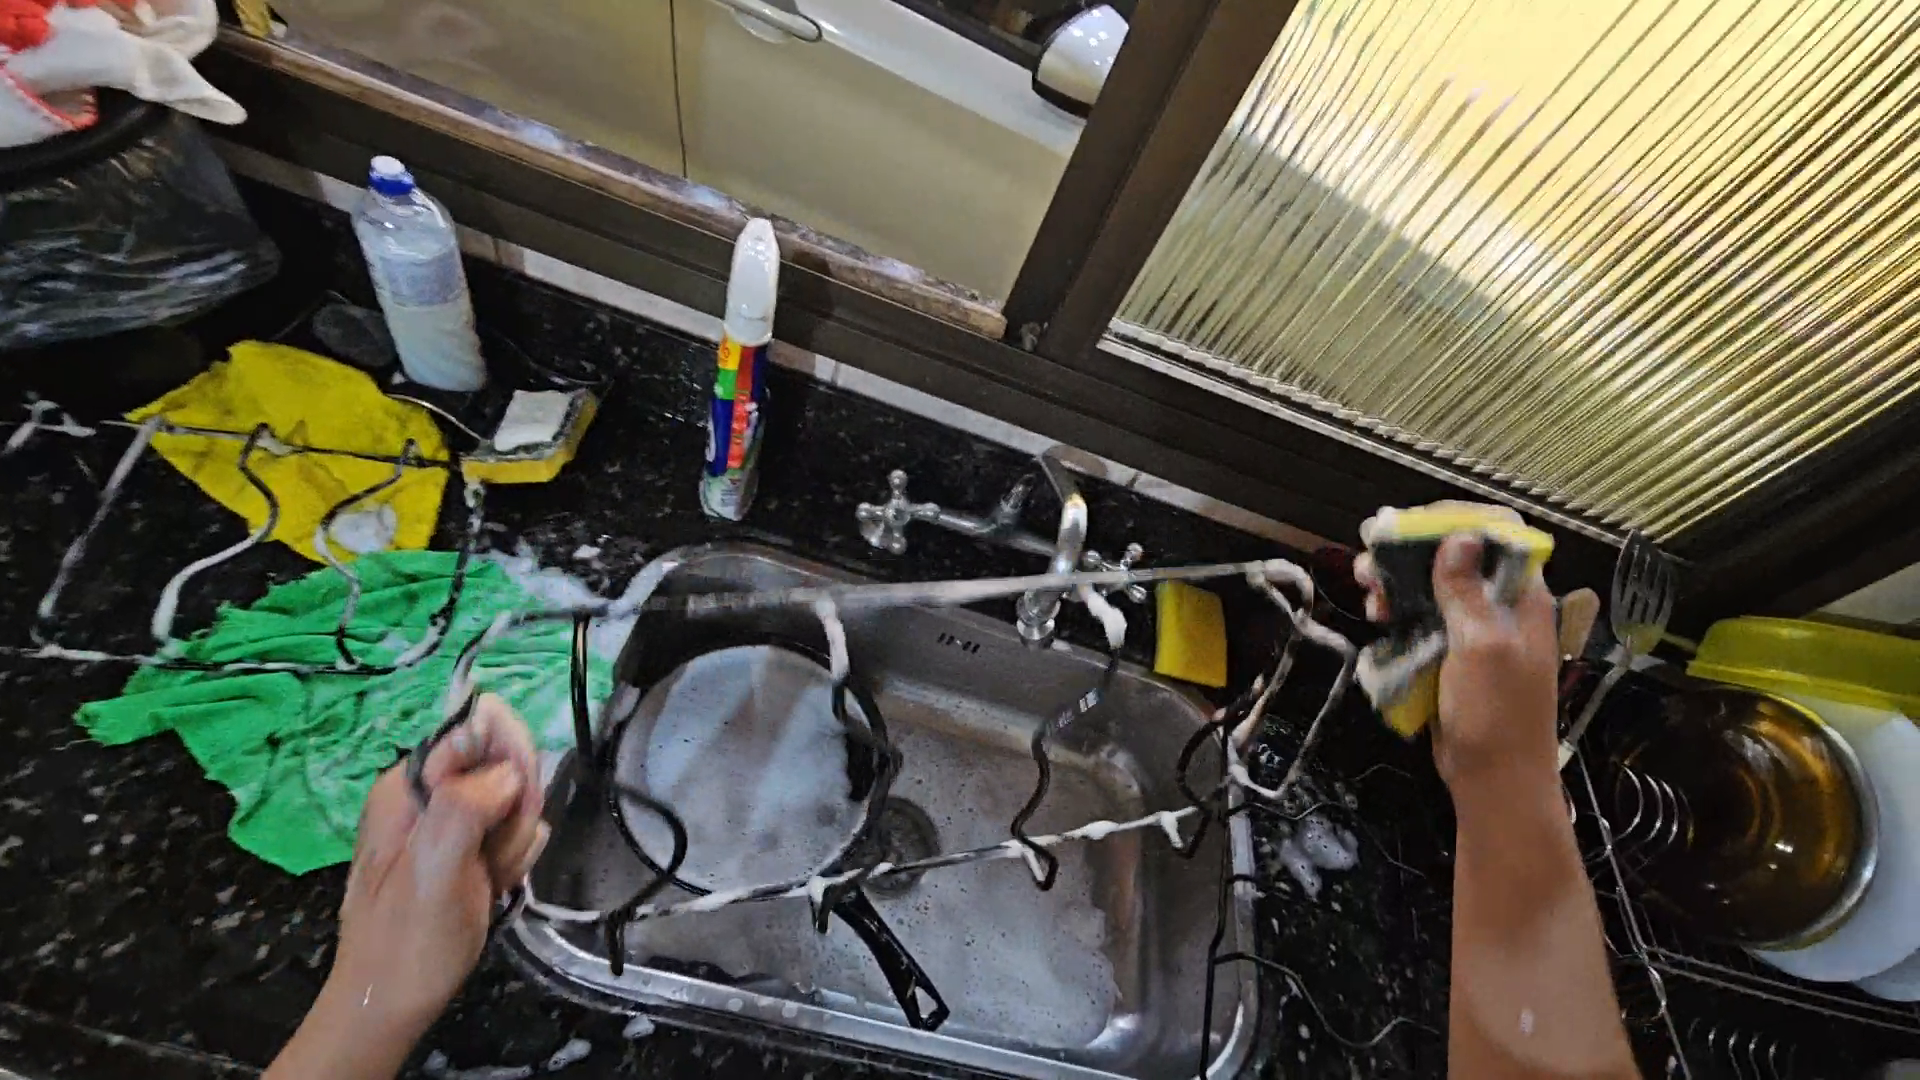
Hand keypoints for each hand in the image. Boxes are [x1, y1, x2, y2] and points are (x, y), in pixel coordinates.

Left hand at [267, 695, 545, 1079]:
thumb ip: (464, 808)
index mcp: (408, 784)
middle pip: (508, 759)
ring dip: (516, 837)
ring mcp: (452, 814)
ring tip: (486, 876)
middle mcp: (430, 789)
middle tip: (492, 852)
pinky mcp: (473, 838)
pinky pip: (520, 823)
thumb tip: (509, 768)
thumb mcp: (431, 875)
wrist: (392, 1004)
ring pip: (521, 794)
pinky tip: (492, 882)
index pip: (480, 724)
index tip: (517, 799)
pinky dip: (516, 854)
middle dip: (516, 805)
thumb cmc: (407, 944)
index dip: (511, 754)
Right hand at [1356, 512, 1559, 794]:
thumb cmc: (1495, 711)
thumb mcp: (1480, 646)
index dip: (1455, 521)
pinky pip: (1420, 616)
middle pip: (1455, 557)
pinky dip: (1396, 609)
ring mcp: (1473, 630)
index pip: (1497, 536)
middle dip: (1410, 551)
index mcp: (1522, 599)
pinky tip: (1376, 614)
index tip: (1408, 525)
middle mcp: (1499, 606)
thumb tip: (1461, 536)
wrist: (1494, 776)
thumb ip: (1466, 591)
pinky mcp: (1449, 652)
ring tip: (1365, 587)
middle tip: (1369, 557)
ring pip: (1430, 586)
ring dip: (1395, 580)